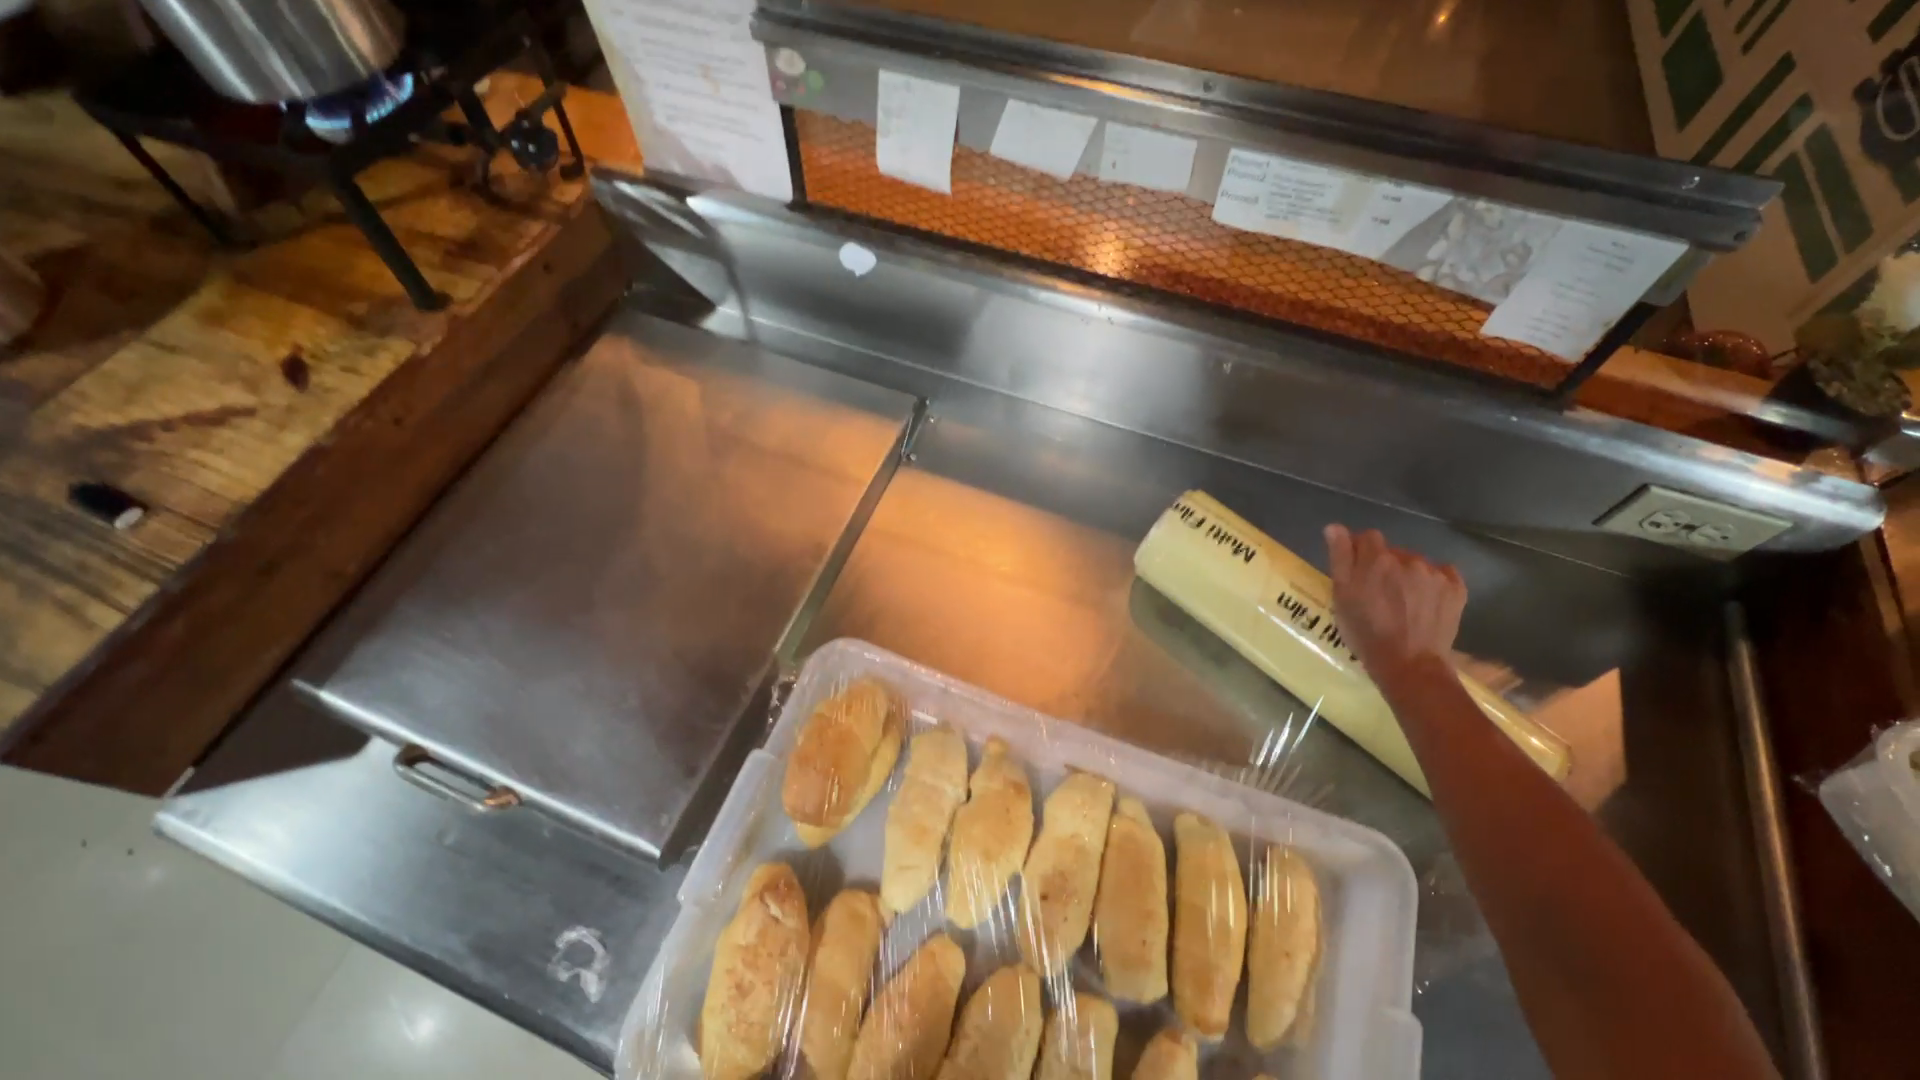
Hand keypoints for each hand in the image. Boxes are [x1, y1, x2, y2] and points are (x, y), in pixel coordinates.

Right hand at [1324, 524, 1466, 679]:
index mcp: (1377, 559)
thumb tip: (1335, 527)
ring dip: (1408, 575)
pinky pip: (1442, 574)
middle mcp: (1408, 559)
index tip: (1357, 572)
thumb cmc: (1367, 634)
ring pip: (1416, 564)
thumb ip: (1340, 558)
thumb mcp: (1342, 597)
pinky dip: (1433, 583)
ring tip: (1403, 603)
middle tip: (1378, 594)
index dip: (1360, 551)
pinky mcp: (1456, 588)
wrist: (1410, 665)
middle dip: (1384, 566)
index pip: (1368, 537)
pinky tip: (1425, 602)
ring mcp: (1435, 573)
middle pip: (1393, 552)